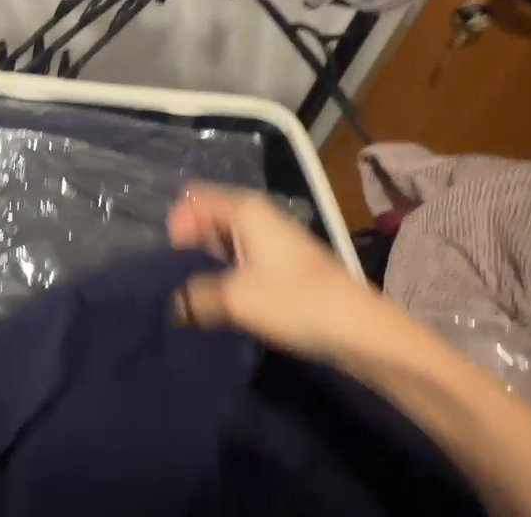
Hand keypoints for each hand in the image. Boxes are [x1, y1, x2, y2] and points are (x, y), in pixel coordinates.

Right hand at [168, 185, 390, 361]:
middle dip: (188, 245)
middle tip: (175, 280)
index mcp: (244, 208)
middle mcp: (256, 215)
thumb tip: (171, 305)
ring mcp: (272, 239)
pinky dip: (227, 274)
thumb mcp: (235, 299)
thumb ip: (194, 298)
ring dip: (207, 264)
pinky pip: (240, 259)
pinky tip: (224, 302)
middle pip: (207, 218)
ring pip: (223, 241)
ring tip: (195, 294)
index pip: (193, 199)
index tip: (170, 262)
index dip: (176, 226)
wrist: (361, 330)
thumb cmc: (295, 301)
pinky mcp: (282, 264)